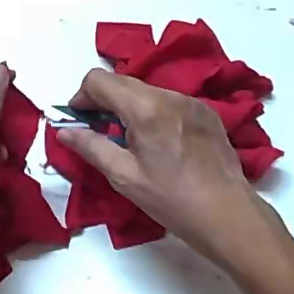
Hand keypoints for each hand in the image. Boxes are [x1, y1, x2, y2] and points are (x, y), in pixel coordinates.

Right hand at [54, 69, 283, 268]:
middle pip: (123, 81)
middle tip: (98, 133)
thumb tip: (65, 131)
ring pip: (147, 90)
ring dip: (129, 107)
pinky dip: (154, 112)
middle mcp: (169, 95)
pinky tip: (159, 143)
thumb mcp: (125, 177)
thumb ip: (91, 147)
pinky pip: (169, 101)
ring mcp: (192, 101)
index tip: (79, 122)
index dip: (81, 97)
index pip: (99, 79)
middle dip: (103, 101)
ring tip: (130, 141)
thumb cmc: (172, 200)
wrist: (228, 213)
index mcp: (146, 108)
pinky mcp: (206, 111)